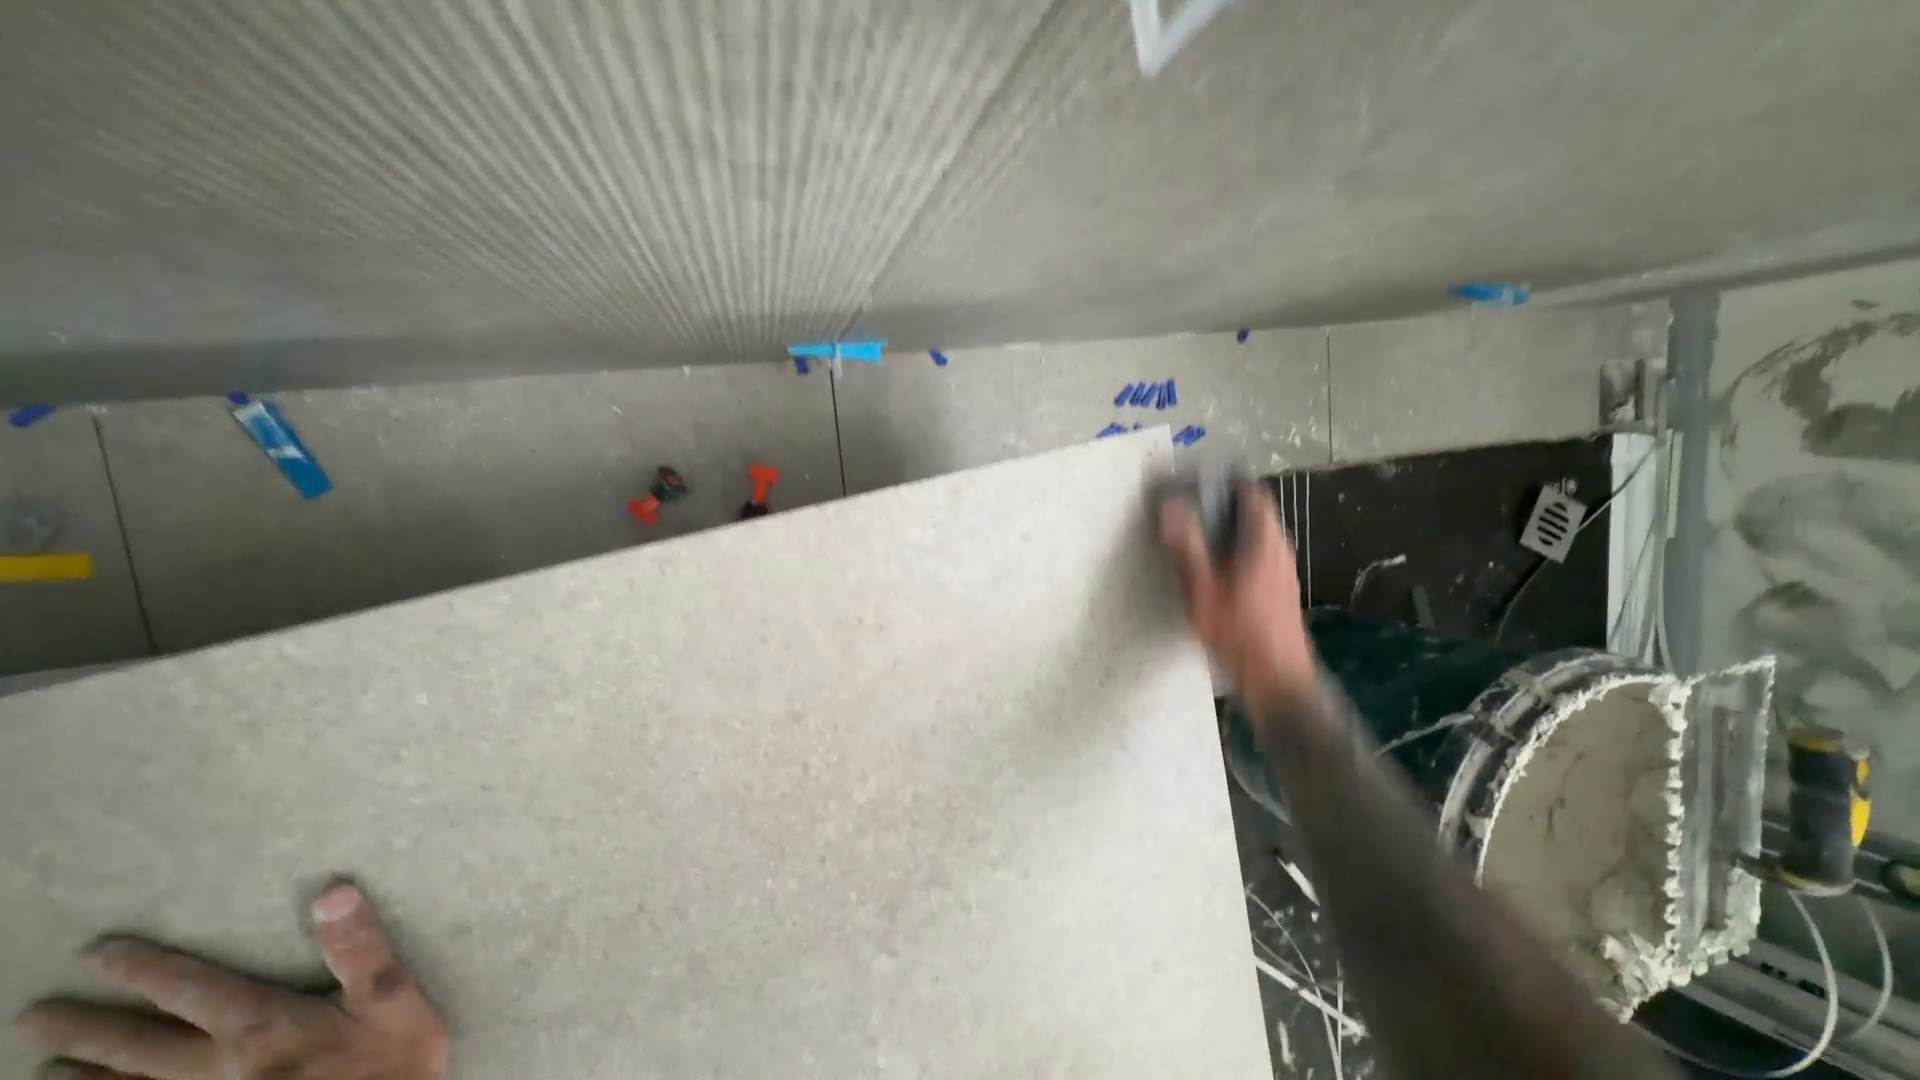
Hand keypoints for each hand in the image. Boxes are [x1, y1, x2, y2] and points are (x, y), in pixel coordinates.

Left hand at [13, 883, 445, 1079]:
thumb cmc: (394, 1058)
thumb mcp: (391, 996)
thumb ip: (359, 947)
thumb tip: (332, 892)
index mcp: (260, 1027)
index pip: (189, 989)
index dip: (143, 968)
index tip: (96, 953)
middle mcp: (220, 1069)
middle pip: (140, 1046)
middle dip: (86, 1030)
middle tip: (32, 1017)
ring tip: (40, 1074)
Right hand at [1160, 481, 1317, 707]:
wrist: (1278, 682)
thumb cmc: (1240, 634)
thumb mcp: (1203, 590)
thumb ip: (1188, 546)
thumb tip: (1172, 505)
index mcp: (1263, 540)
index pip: (1249, 491)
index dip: (1222, 482)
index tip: (1193, 483)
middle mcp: (1279, 548)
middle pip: (1249, 514)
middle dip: (1217, 509)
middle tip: (1184, 512)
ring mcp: (1282, 571)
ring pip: (1252, 538)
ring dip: (1224, 534)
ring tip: (1191, 542)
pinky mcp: (1279, 591)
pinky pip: (1254, 557)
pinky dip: (1233, 554)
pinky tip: (1211, 575)